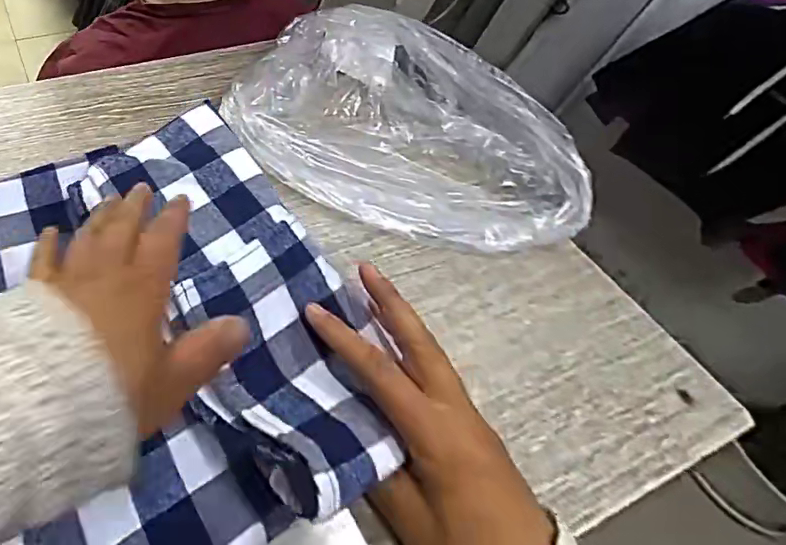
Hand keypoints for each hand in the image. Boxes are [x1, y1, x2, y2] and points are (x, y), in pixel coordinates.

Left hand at [32, 183, 248, 435]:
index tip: (180, 199)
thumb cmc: (112, 394)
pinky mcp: (34, 298)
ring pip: (87, 238)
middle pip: (122, 230)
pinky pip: (43, 262)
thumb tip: (241, 325)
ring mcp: (67, 282)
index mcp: (143, 288)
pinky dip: (48, 244)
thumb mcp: (171, 380)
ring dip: (100, 217)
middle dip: (135, 208)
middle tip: (141, 188)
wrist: (39, 407)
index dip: (173, 219)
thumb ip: (206, 351)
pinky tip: (50, 232)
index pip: (162, 242)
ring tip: (108, 201)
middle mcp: (106, 274)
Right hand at [306, 263, 553, 544]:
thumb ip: (378, 469)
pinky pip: (434, 368)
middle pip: (417, 340)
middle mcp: (452, 405)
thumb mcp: (413, 519)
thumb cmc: (468, 539)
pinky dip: (413, 345)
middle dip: (389, 300)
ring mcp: (465, 409)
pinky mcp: (470, 420)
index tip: (315, 310)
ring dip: (402, 318)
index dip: (344, 338)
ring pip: (429, 349)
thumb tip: (346, 429)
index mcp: (433, 426)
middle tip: (364, 268)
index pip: (380, 370)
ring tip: (376, 293)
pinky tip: (400, 347)